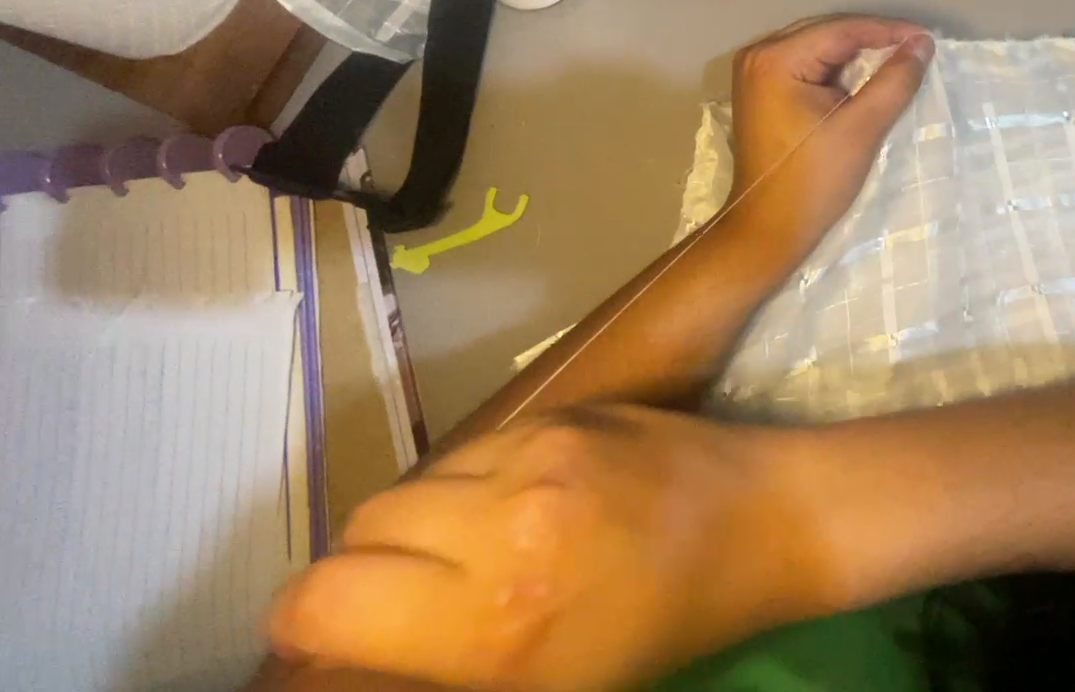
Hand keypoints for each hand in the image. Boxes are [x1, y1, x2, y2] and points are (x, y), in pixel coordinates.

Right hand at [265, 408, 816, 691]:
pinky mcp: (568, 411)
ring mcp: (539, 453)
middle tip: (419, 591)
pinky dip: (474, 476)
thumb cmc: (663, 622)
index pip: (321, 600)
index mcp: (495, 626)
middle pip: (357, 530)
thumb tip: (343, 663)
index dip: (316, 625)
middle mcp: (505, 526)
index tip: (350, 638)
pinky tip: (521, 496)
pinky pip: (474, 445)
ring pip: (413, 480)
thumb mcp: (548, 687)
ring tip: (476, 542)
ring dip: (422, 518)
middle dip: (368, 569)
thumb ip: (439, 674)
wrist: (758, 518)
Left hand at [725, 15, 932, 261]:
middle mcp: (759, 55)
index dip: (888, 31)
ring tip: (899, 62)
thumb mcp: (862, 128)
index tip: (928, 40)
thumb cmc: (814, 180)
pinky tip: (867, 80)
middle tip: (918, 49)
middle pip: (827, 34)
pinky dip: (839, 72)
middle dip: (874, 40)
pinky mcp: (763, 92)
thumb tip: (922, 43)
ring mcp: (756, 74)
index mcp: (775, 59)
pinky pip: (808, 68)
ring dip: (858, 56)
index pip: (841, 30)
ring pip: (819, 50)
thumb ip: (894, 81)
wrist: (770, 229)